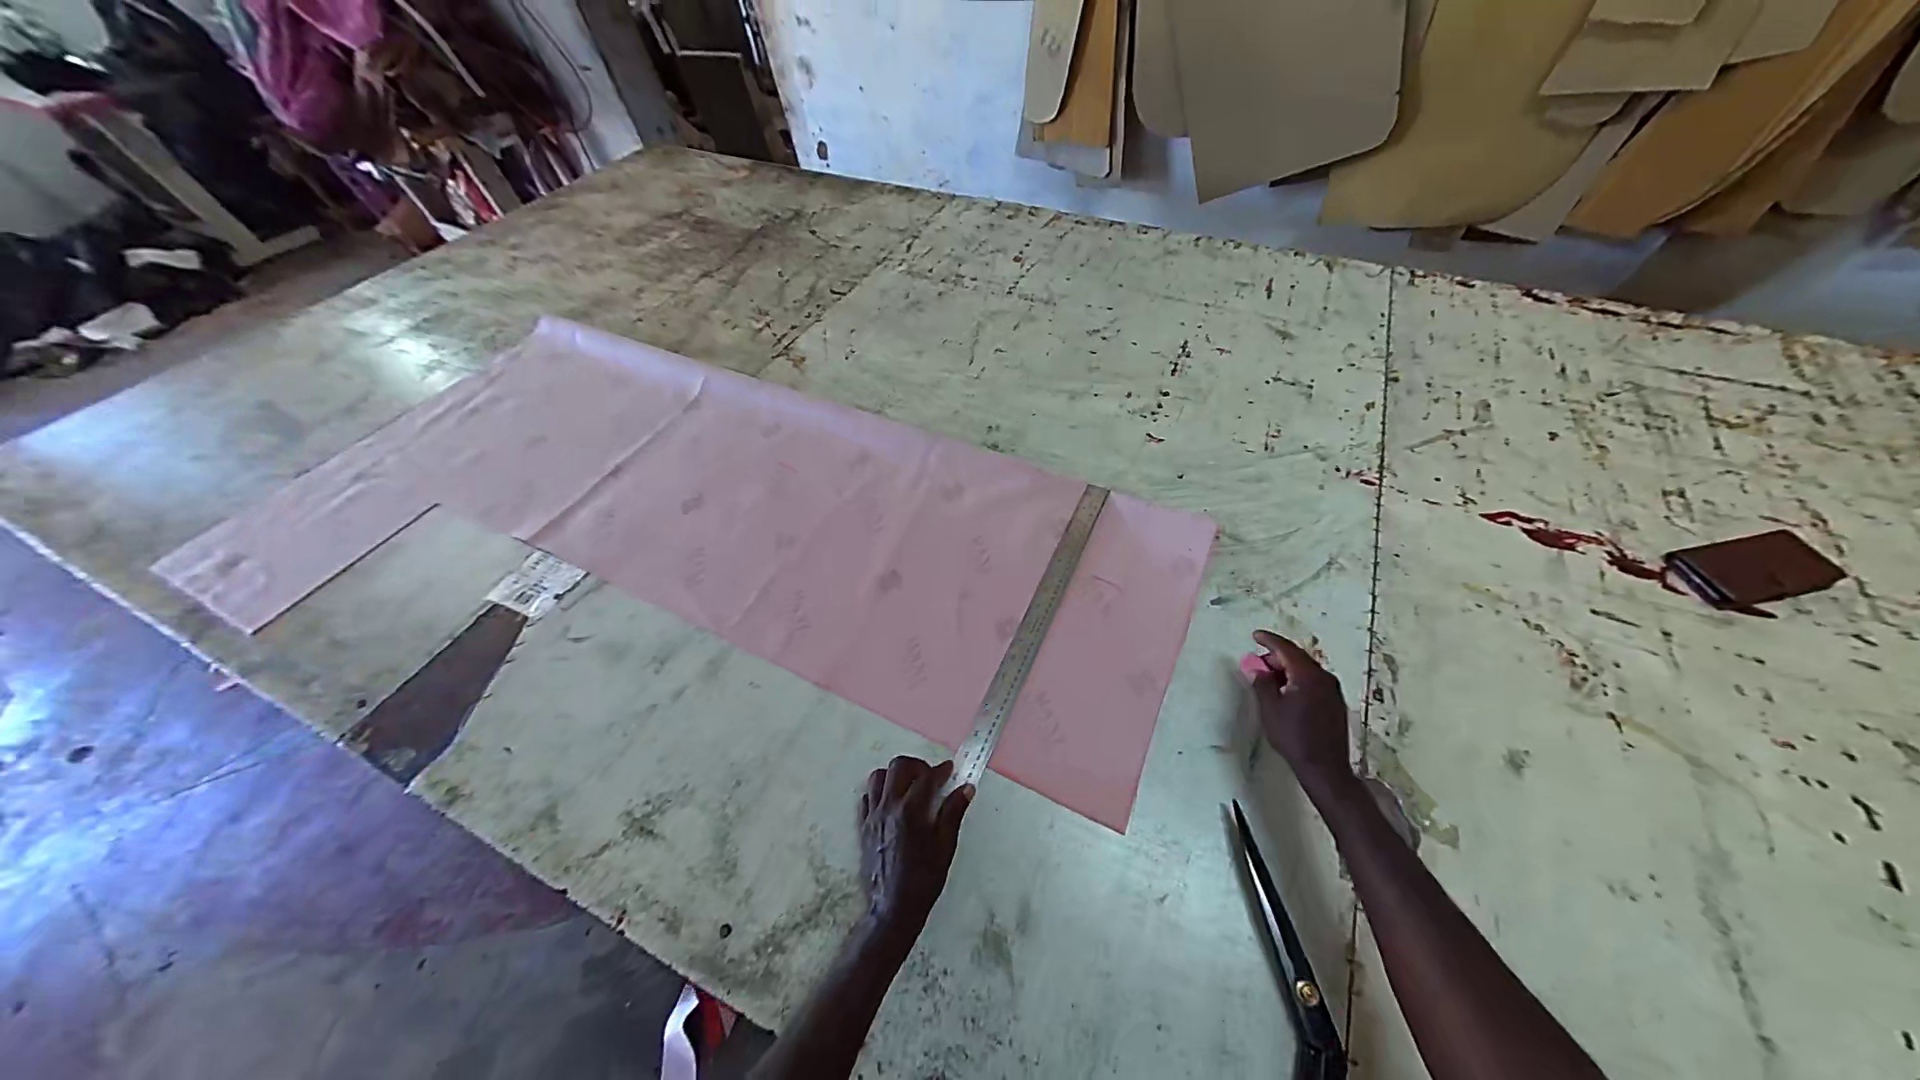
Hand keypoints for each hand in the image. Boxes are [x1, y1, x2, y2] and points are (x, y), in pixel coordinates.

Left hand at [858, 756, 972, 936]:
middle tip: (930, 776)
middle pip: (898, 766)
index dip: (941, 770)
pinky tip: (892, 801)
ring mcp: (873, 816)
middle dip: (917, 765)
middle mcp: (889, 808)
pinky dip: (880, 792)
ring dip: (895, 775)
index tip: (950, 771)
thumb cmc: (924, 879)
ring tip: (910, 786)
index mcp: (911, 811)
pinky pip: (867, 797)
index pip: (926, 777)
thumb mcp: (945, 846)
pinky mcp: (863, 826)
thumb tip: (965, 788)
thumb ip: (953, 812)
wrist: (893, 908)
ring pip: (878, 777)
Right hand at [1248, 630, 1354, 789]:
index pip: (1287, 649)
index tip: (1255, 635)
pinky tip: (1285, 692)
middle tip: (1257, 662)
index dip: (1269, 640)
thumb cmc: (1293, 736)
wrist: (1324, 767)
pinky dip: (1297, 680)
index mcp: (1308, 675)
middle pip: (1298, 658)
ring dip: (1286, 669)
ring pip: (1306, 670)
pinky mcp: (1335, 704)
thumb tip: (1255, 666)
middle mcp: (1325, 678)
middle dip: (1276, 656)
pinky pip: (1313, 682)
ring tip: (1268, 678)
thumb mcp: (1270, 708)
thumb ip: (1261, 682)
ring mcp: (1333, 692)